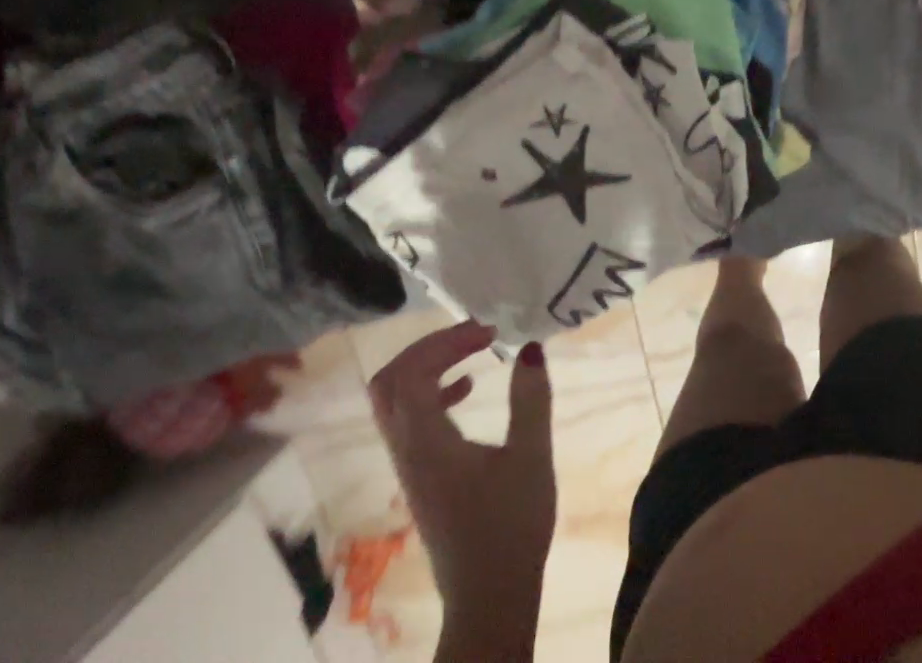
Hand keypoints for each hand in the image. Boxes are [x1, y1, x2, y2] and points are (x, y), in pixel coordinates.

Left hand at [369, 322, 556, 628]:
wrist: (489, 592)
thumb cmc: (512, 523)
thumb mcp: (531, 456)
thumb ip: (530, 399)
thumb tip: (529, 348)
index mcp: (425, 441)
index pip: (414, 371)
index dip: (446, 342)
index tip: (490, 330)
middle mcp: (405, 449)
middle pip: (390, 382)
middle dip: (429, 348)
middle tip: (476, 335)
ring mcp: (408, 466)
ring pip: (395, 402)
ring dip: (428, 369)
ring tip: (474, 354)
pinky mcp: (419, 478)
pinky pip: (408, 421)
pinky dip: (432, 395)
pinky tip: (467, 392)